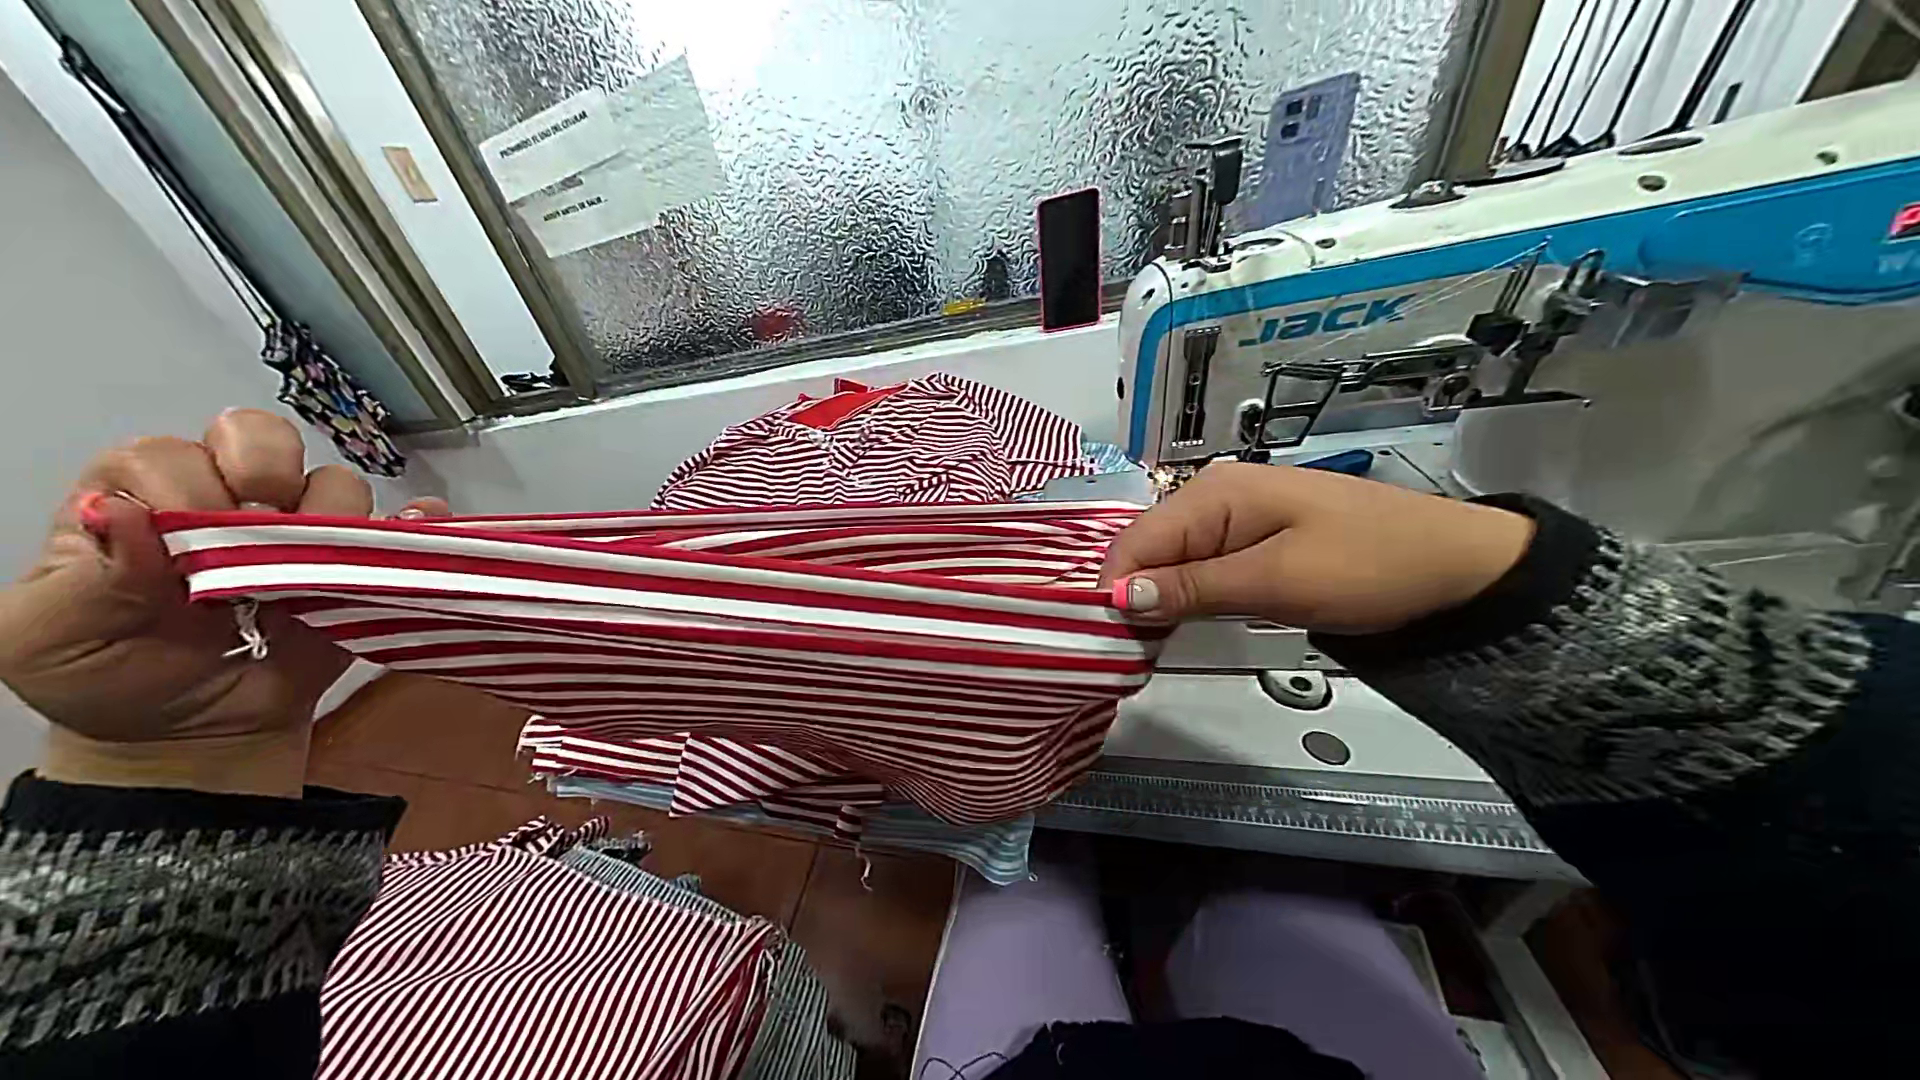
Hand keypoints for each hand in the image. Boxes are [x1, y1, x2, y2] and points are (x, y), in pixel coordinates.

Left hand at [0, 410, 447, 795]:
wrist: (200, 731)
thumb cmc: (115, 679)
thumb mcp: (51, 638)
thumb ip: (83, 580)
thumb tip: (122, 511)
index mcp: (144, 502)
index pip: (170, 452)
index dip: (186, 485)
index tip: (189, 543)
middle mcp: (231, 500)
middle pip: (262, 437)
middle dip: (267, 470)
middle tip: (263, 524)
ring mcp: (307, 530)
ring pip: (340, 483)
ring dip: (335, 518)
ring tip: (315, 569)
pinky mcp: (365, 560)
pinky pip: (410, 522)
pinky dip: (420, 523)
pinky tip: (406, 539)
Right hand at [1099, 461, 1534, 633]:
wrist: (1459, 569)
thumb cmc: (1370, 566)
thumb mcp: (1277, 580)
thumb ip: (1193, 586)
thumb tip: (1120, 596)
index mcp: (1213, 494)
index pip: (1135, 541)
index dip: (1114, 589)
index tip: (1108, 642)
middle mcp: (1211, 498)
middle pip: (1147, 549)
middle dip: (1133, 596)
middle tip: (1129, 652)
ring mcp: (1230, 519)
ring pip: (1169, 561)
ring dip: (1156, 600)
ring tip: (1148, 644)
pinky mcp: (1248, 542)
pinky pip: (1197, 567)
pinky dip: (1184, 596)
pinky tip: (1179, 622)